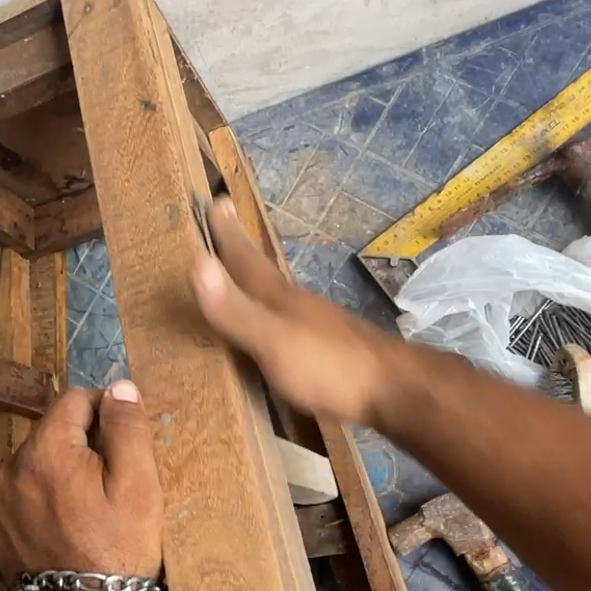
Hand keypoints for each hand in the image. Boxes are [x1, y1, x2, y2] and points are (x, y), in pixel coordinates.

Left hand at [0, 381, 162, 583]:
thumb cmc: (117, 548)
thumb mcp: (138, 485)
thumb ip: (127, 427)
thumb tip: (119, 386)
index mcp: (46, 449)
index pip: (76, 400)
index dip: (106, 412)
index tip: (125, 441)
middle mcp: (10, 467)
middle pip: (54, 432)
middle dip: (83, 444)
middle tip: (111, 482)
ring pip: (36, 463)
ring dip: (60, 470)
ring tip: (87, 507)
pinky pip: (20, 493)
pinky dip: (40, 498)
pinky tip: (62, 524)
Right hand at [192, 197, 406, 423]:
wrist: (394, 391)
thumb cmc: (329, 365)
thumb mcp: (273, 339)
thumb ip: (235, 309)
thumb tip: (196, 263)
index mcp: (279, 299)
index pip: (246, 260)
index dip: (228, 234)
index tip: (216, 199)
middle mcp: (297, 305)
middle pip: (262, 272)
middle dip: (241, 250)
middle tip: (226, 220)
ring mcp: (317, 327)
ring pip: (278, 297)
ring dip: (258, 283)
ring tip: (243, 277)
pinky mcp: (329, 353)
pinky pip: (290, 325)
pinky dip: (274, 318)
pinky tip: (276, 332)